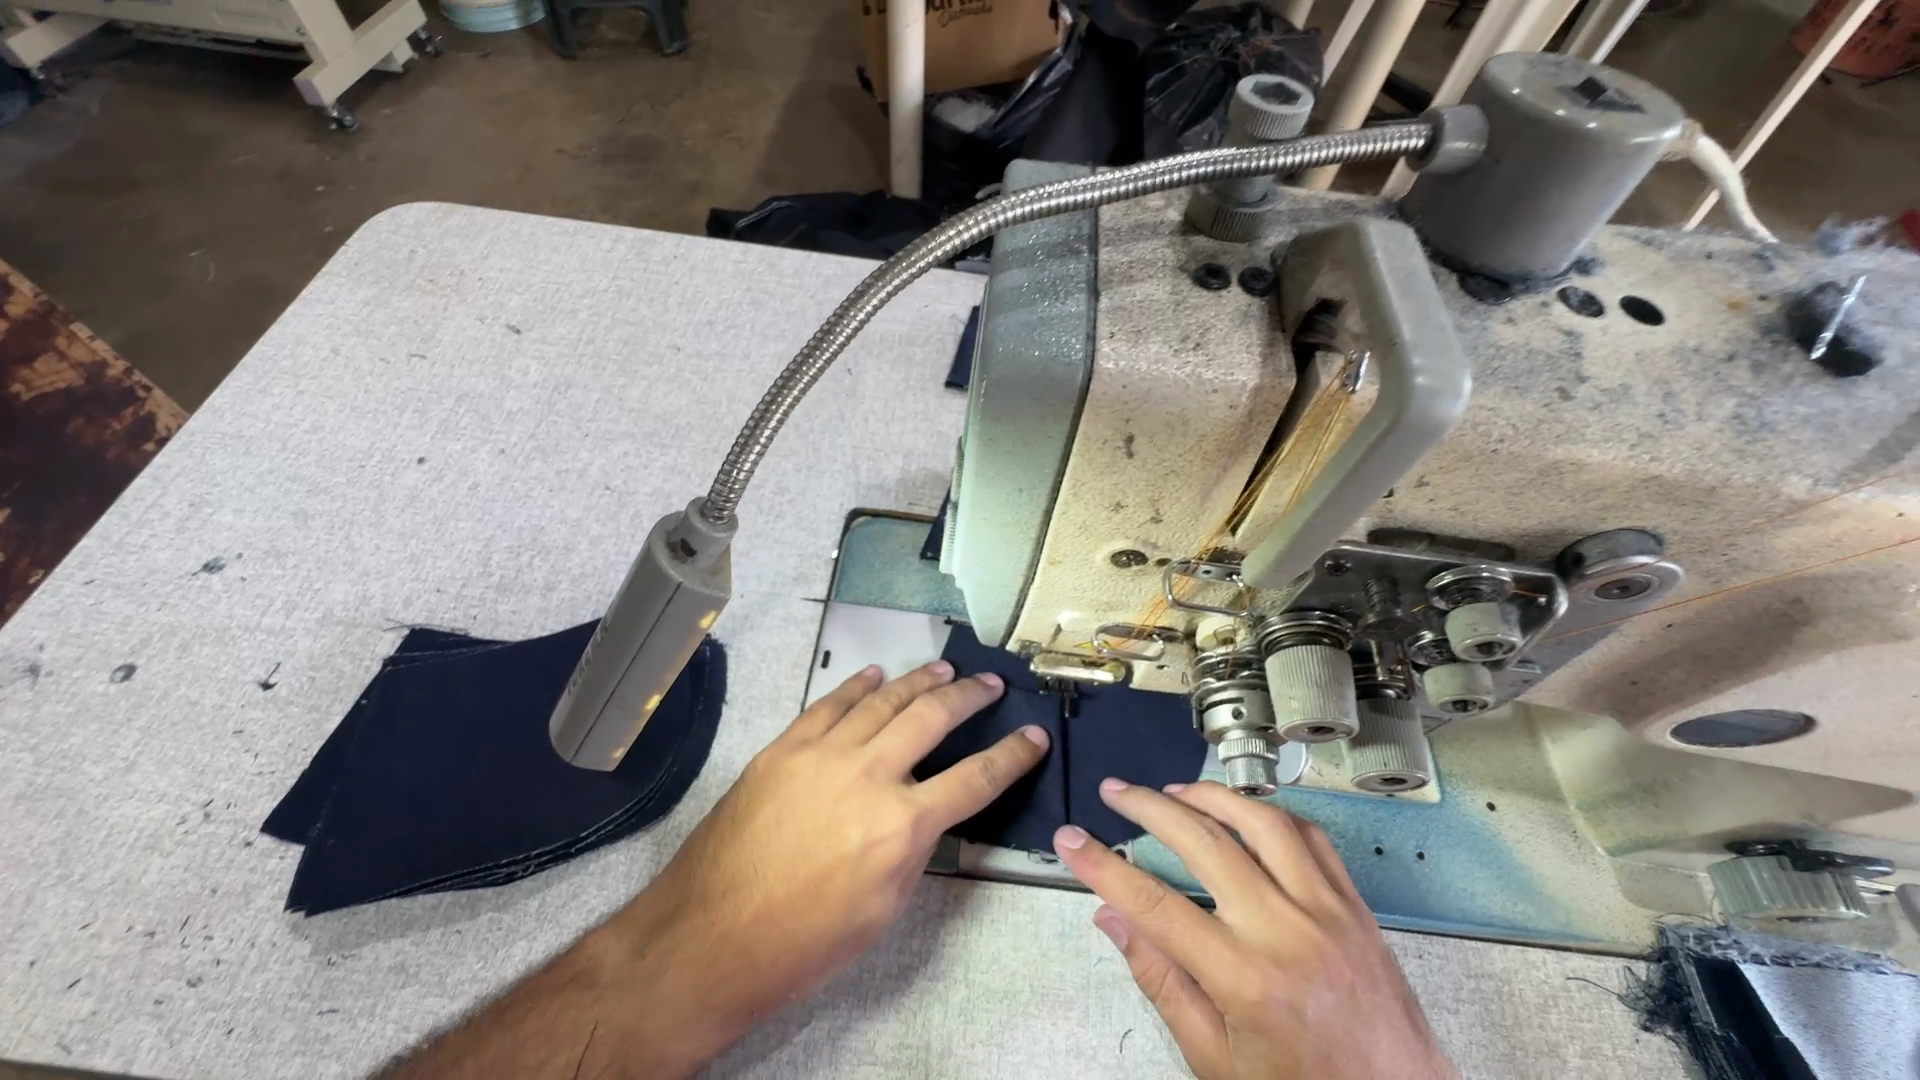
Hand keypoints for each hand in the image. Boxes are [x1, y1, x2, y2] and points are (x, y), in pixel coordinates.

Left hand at [613, 660, 1048, 1068]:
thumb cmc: (806, 941)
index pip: (975, 778)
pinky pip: (829, 704)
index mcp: (902, 825)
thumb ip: (914, 849)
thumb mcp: (884, 908)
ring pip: (882, 700)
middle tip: (989, 684)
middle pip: (932, 717)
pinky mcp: (784, 748)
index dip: (1012, 755)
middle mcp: (869, 775)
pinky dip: (856, 686)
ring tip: (944, 669)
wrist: (712, 936)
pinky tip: (874, 675)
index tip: (1033, 737)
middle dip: (969, 696)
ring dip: (918, 680)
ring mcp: (822, 754)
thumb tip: (926, 812)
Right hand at [1052, 780, 1454, 1079]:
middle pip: (1205, 843)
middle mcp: (1288, 931)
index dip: (1104, 867)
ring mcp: (1327, 911)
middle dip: (1149, 807)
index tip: (1071, 840)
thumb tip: (1112, 920)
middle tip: (1114, 791)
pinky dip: (1267, 814)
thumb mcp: (1216, 1059)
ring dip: (1209, 795)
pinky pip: (1310, 836)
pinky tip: (1240, 812)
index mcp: (1247, 979)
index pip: (1155, 905)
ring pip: (1261, 822)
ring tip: (1170, 789)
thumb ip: (1161, 982)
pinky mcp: (1355, 904)